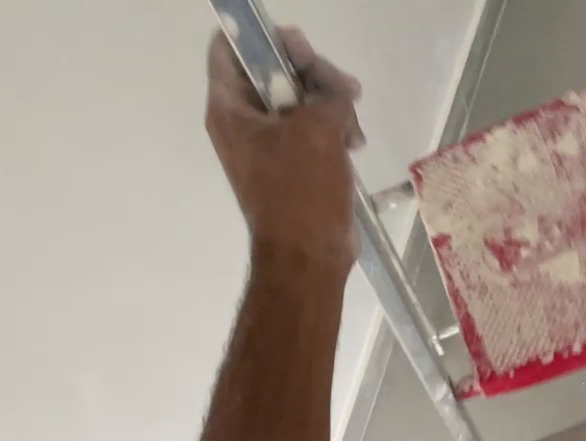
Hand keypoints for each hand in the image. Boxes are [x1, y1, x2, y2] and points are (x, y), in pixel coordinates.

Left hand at [206, 27, 363, 267]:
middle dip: (314, 74)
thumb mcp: (318, 128)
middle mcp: (245, 124)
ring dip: (333, 106)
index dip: (264, 38)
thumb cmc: (302, 192)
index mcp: (230, 109)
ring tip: (355, 129)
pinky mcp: (297, 169)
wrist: (309, 258)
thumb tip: (336, 92)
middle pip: (275, 71)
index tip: (301, 49)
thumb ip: (327, 91)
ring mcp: (272, 148)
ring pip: (302, 102)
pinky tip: (355, 144)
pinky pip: (314, 132)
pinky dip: (336, 131)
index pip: (230, 47)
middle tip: (345, 88)